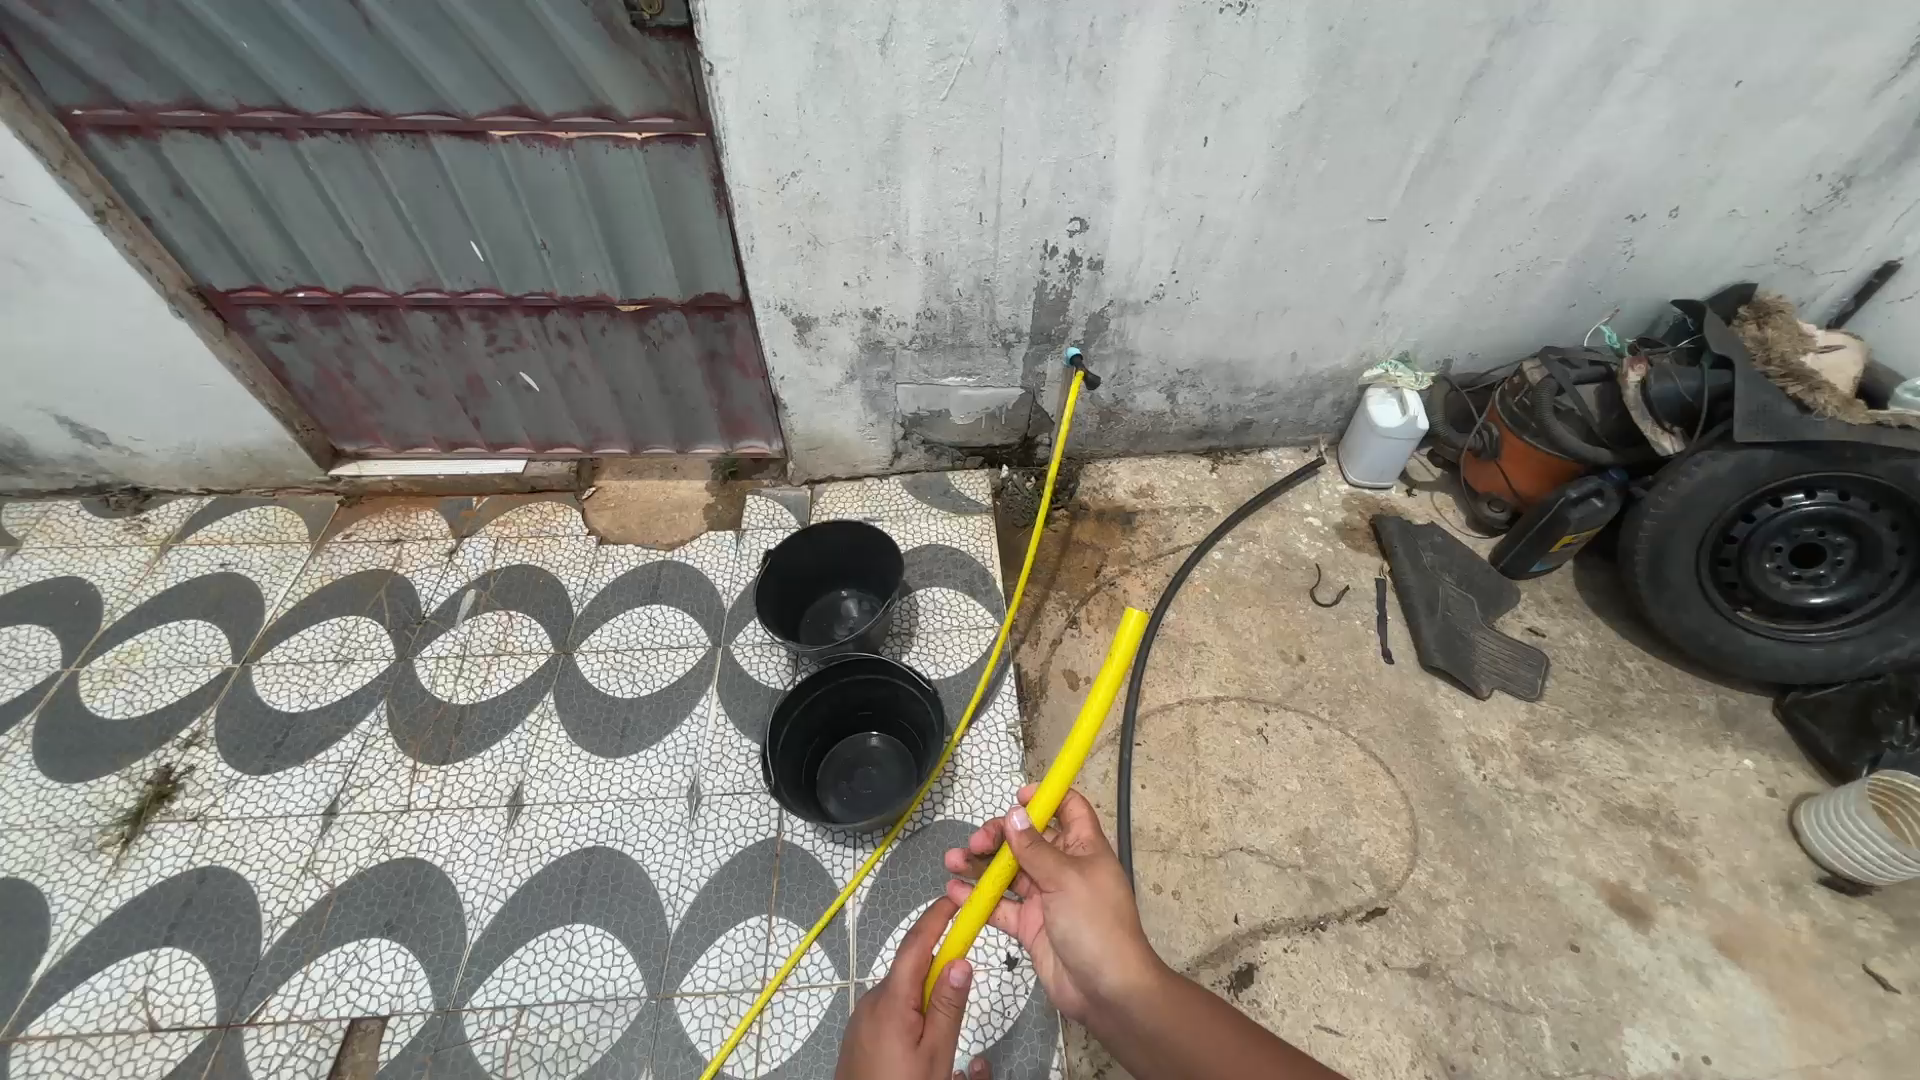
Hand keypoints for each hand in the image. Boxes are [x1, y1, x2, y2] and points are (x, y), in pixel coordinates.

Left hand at [837, 896, 992, 1079]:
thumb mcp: (936, 1053)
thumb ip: (947, 1004)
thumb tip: (961, 959)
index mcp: (891, 998)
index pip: (916, 943)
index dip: (936, 916)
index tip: (956, 899)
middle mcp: (872, 998)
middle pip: (910, 966)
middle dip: (938, 960)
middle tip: (966, 963)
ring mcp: (862, 1016)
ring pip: (901, 989)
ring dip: (924, 989)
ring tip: (945, 1021)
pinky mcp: (858, 1033)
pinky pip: (889, 1007)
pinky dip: (910, 1007)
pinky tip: (921, 1035)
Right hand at [943, 786, 1163, 1023]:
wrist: (1107, 992)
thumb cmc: (1096, 924)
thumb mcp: (1065, 878)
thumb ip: (1034, 847)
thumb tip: (1014, 814)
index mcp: (1082, 847)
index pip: (1068, 809)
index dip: (1045, 798)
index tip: (1017, 798)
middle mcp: (1062, 867)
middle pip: (1027, 839)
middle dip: (999, 836)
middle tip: (974, 843)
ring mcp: (1045, 897)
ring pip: (1008, 871)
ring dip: (981, 864)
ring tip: (952, 862)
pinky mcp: (1030, 925)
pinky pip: (1001, 906)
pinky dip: (979, 898)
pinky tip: (955, 893)